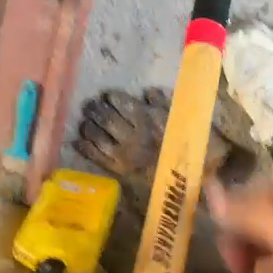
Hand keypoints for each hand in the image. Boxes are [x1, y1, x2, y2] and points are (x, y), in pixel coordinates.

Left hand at [75, 88, 230, 185]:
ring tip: (84, 122)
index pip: (124, 105)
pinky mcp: (121, 170)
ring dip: (89, 127)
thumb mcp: (184, 120)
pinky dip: (86, 148)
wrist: (195, 179)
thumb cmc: (194, 146)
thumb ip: (165, 103)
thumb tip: (147, 93)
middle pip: (107, 119)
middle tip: (89, 105)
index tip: (107, 95)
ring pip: (99, 137)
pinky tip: (78, 142)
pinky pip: (99, 158)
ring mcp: (125, 154)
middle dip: (96, 111)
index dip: (113, 98)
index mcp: (148, 120)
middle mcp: (133, 136)